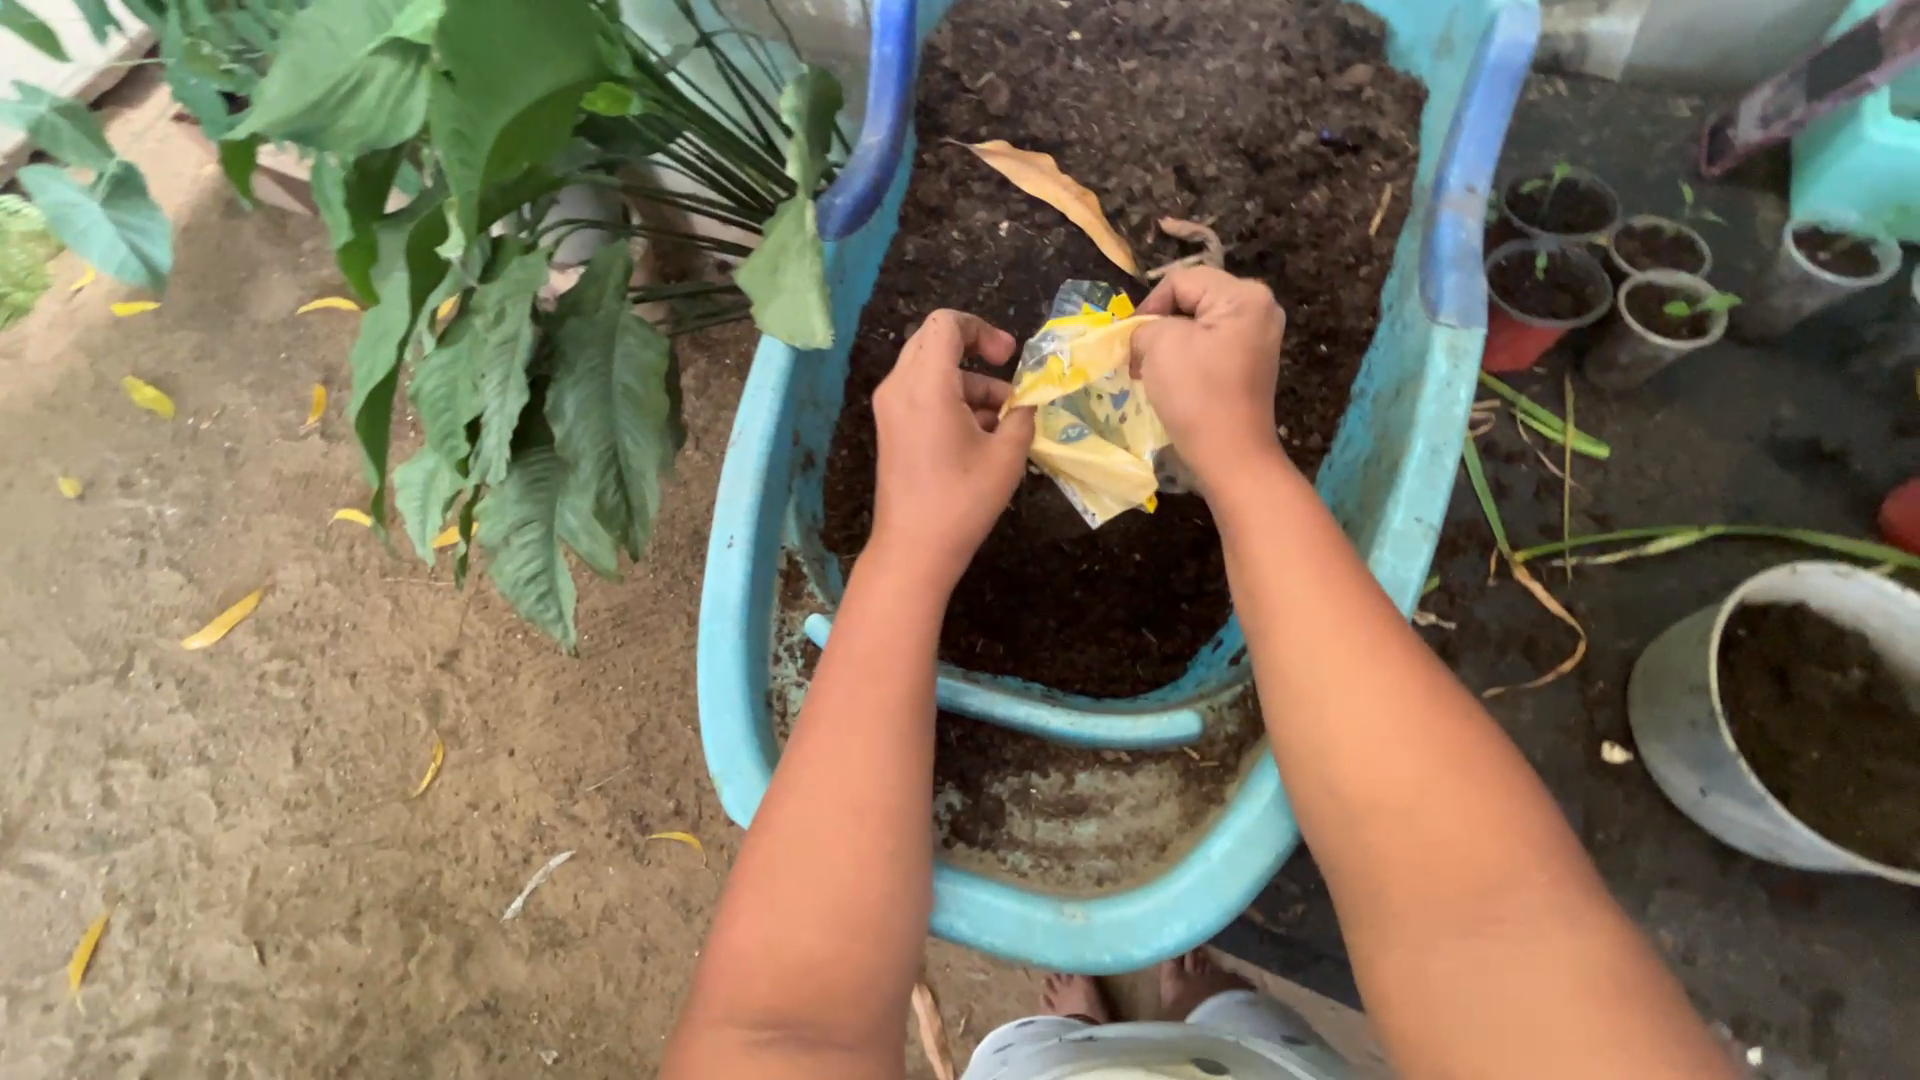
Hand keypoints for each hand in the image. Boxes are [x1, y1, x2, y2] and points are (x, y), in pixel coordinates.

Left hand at [868, 310, 1036, 589]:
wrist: (914, 548)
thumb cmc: (962, 500)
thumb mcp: (1007, 456)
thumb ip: (1022, 416)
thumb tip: (1025, 404)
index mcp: (925, 384)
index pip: (946, 323)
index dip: (982, 329)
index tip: (1008, 357)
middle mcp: (899, 387)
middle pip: (935, 342)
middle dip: (976, 353)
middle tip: (1008, 376)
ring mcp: (890, 409)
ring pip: (931, 371)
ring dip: (970, 385)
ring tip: (1005, 421)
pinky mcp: (891, 429)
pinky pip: (922, 396)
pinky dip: (951, 402)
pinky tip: (982, 436)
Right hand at [1131, 267, 1287, 490]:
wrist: (1230, 454)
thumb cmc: (1196, 395)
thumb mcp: (1159, 345)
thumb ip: (1145, 325)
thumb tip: (1143, 334)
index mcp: (1243, 296)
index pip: (1181, 281)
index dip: (1148, 306)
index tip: (1130, 341)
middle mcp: (1260, 309)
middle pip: (1192, 301)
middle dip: (1160, 326)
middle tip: (1137, 357)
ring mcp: (1258, 338)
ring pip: (1198, 326)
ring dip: (1169, 345)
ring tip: (1150, 372)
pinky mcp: (1250, 365)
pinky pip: (1210, 347)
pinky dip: (1186, 359)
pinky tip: (1172, 382)